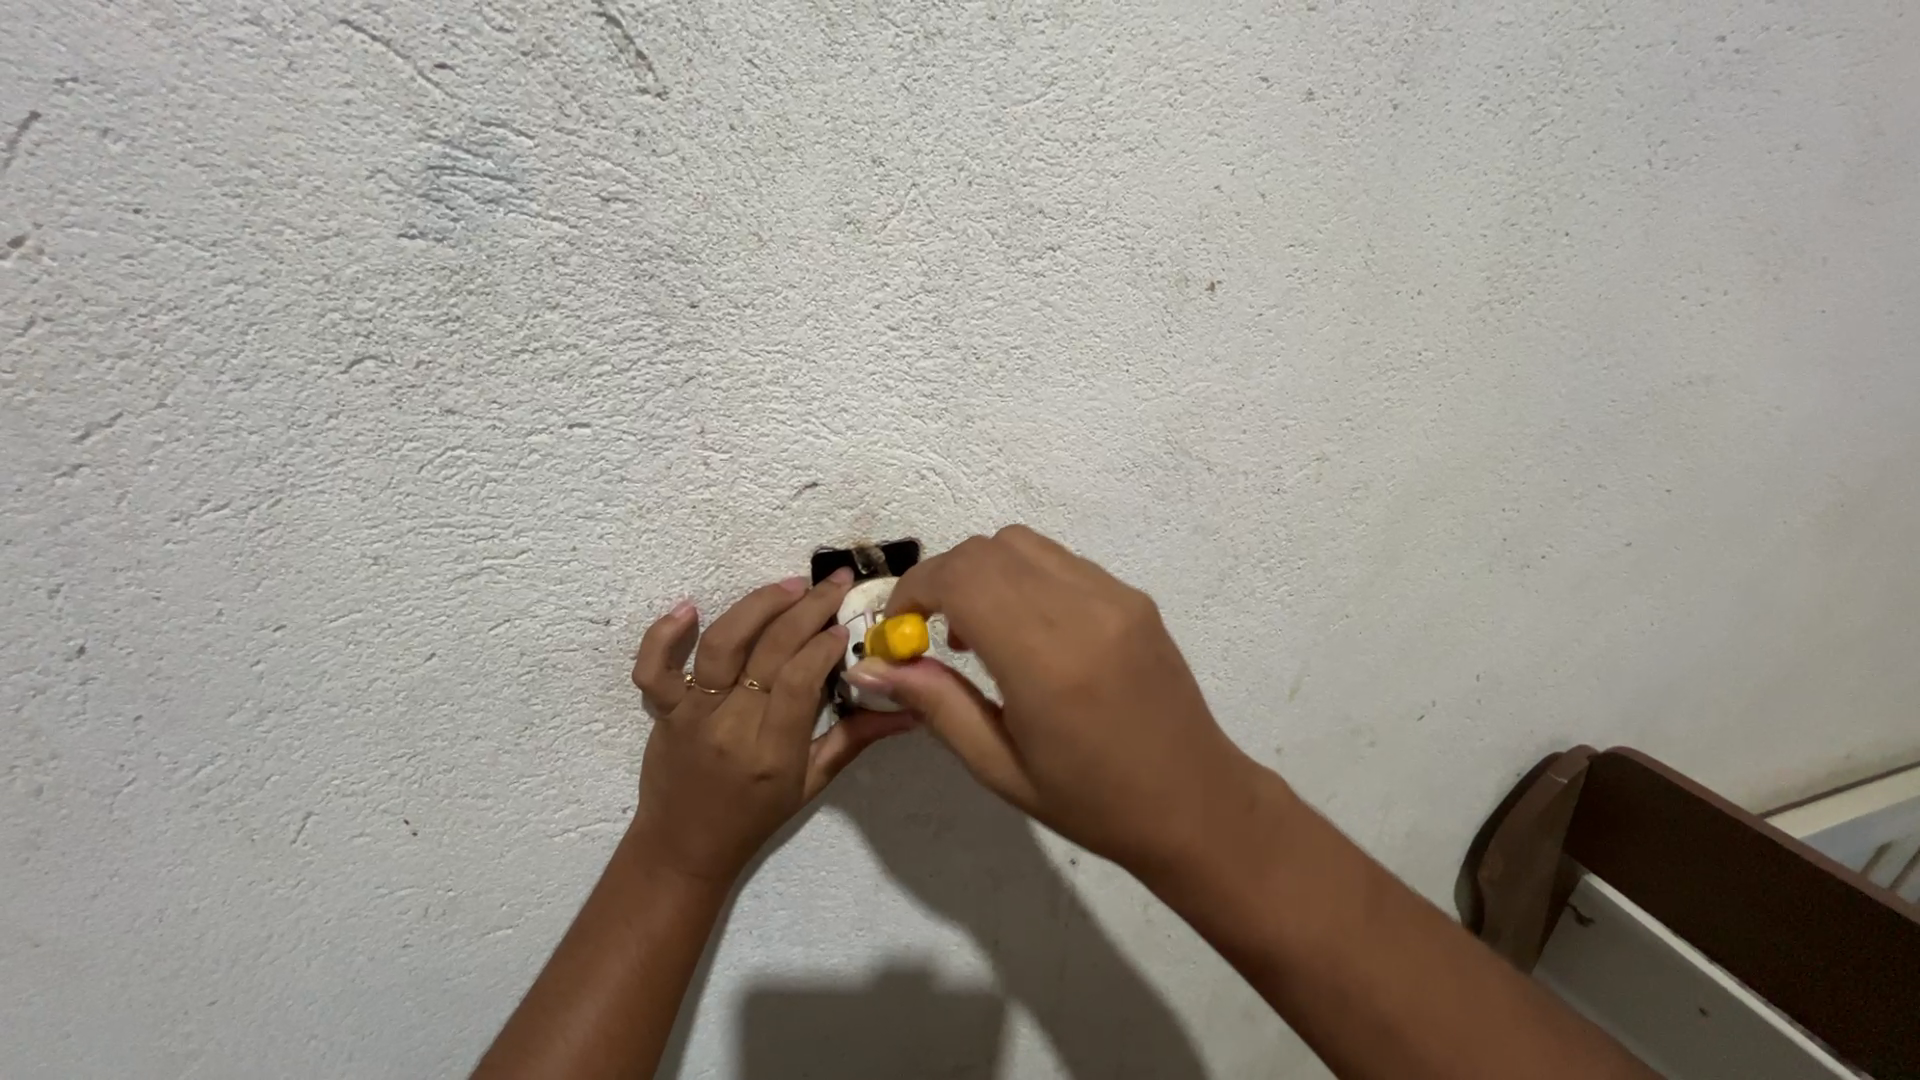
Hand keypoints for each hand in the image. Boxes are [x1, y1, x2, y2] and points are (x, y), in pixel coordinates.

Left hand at [627, 570, 914, 884]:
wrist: (684, 847)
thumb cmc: (756, 816)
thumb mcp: (813, 783)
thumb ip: (857, 739)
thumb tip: (910, 708)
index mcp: (772, 750)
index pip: (799, 679)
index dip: (824, 644)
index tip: (846, 624)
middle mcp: (730, 726)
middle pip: (767, 650)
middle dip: (806, 608)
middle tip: (833, 583)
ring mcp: (692, 714)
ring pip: (719, 645)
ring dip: (757, 605)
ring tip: (790, 586)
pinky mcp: (663, 709)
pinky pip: (653, 669)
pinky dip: (663, 635)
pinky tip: (688, 606)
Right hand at [846, 526, 1260, 875]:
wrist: (1196, 801)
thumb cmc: (1093, 802)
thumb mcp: (1001, 768)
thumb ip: (936, 704)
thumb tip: (871, 666)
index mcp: (1047, 660)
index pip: (961, 578)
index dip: (914, 590)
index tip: (900, 629)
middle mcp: (1083, 610)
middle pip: (986, 550)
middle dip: (942, 578)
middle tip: (931, 633)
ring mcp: (1115, 596)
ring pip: (1021, 544)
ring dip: (981, 572)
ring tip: (978, 632)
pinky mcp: (1133, 596)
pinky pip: (1058, 561)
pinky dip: (1021, 577)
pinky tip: (1026, 630)